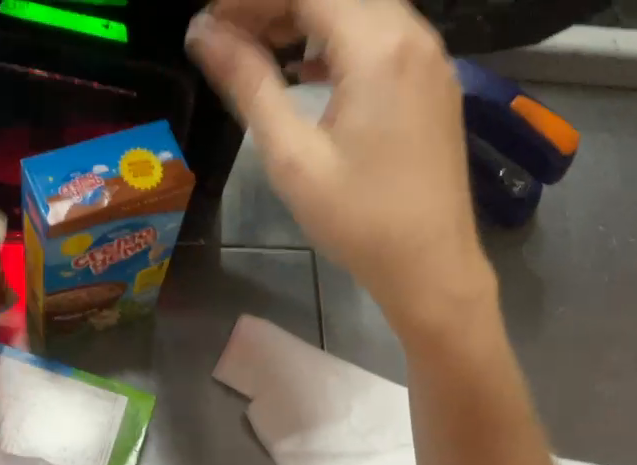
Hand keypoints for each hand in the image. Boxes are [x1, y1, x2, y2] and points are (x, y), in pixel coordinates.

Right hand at [186, 0, 489, 306]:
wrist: (431, 266)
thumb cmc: (359, 221)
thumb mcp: (293, 157)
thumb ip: (249, 85)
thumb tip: (203, 34)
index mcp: (377, 46)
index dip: (248, 0)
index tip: (209, 24)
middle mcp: (411, 33)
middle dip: (275, 5)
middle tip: (227, 39)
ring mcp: (430, 56)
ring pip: (359, 7)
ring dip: (306, 17)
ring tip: (260, 50)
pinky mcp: (433, 81)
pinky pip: (381, 34)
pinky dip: (338, 38)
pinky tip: (307, 71)